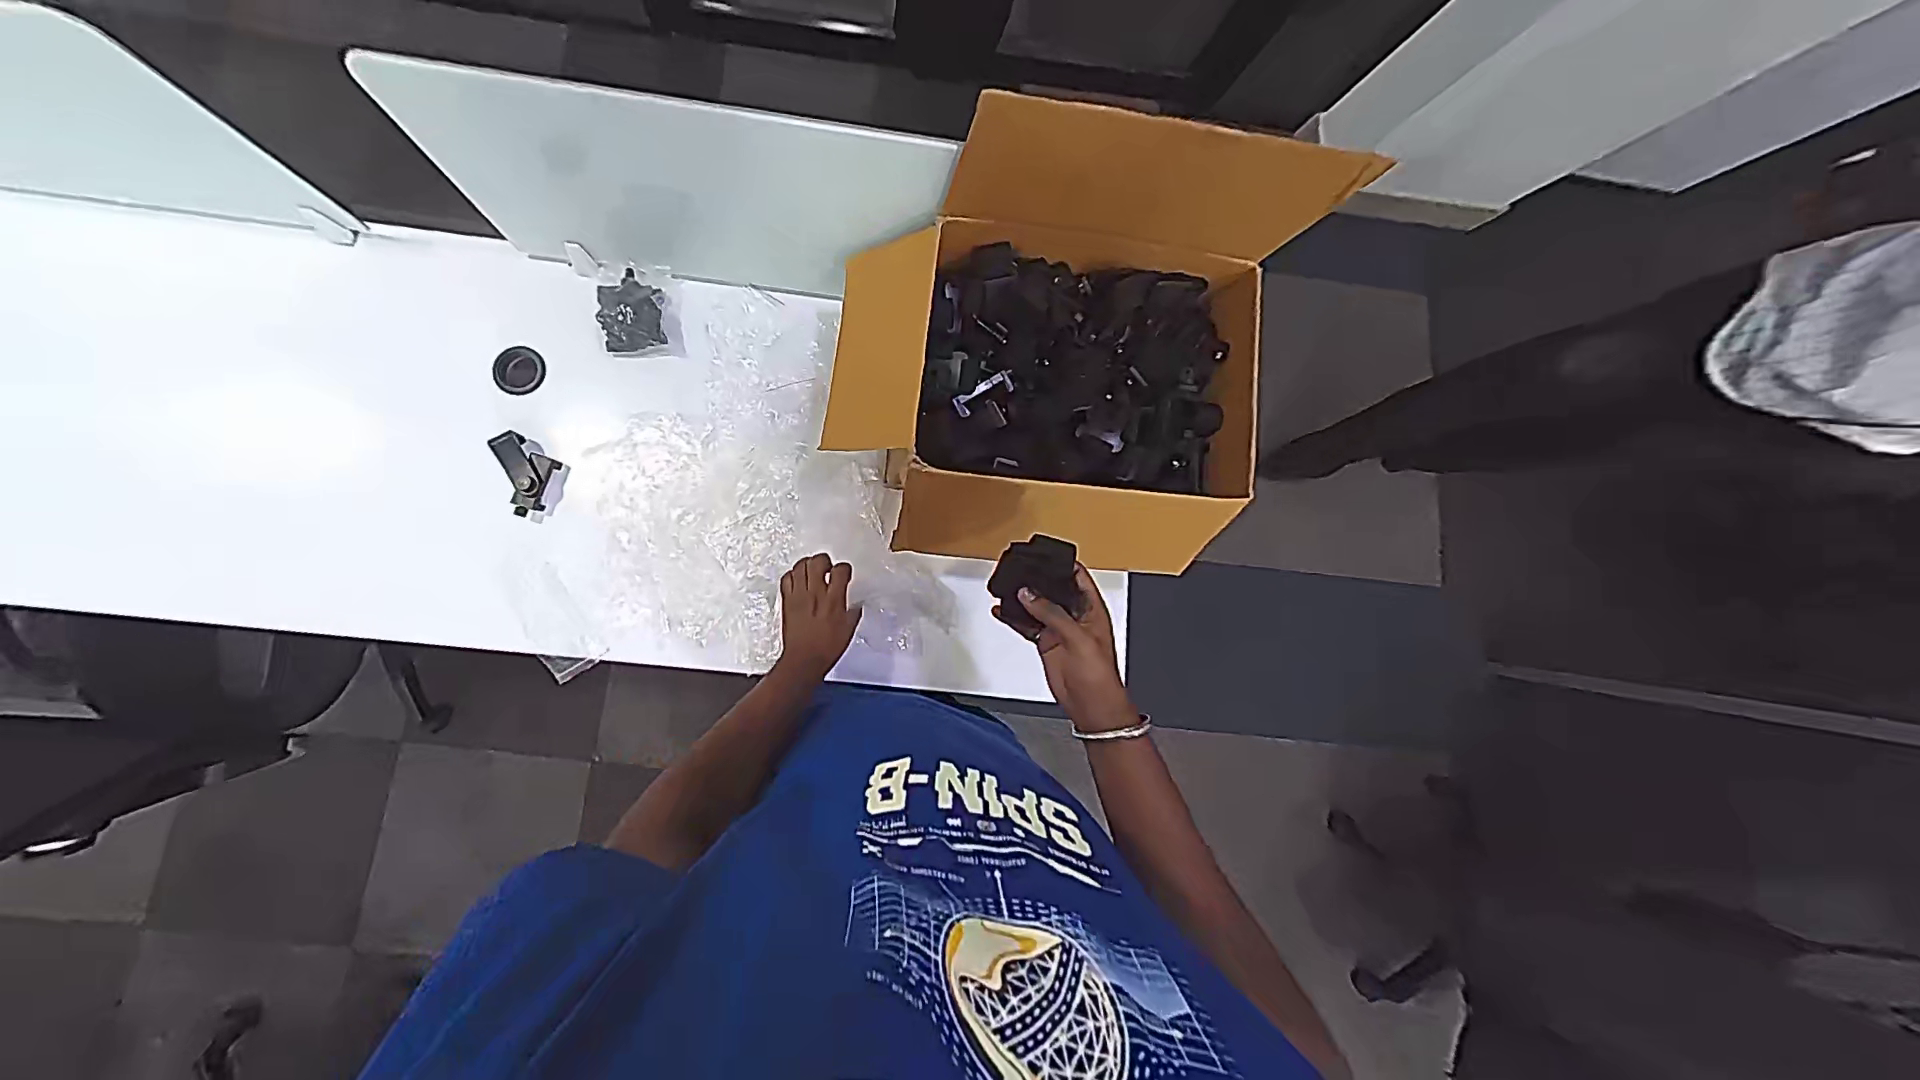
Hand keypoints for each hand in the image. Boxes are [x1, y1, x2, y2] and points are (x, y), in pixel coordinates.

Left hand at [775, 553, 860, 680]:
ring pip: (800, 566)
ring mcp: (799, 596)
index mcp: (834, 600)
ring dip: (808, 565)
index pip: (840, 570)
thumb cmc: (826, 648)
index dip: (844, 568)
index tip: (844, 573)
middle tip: (827, 567)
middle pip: (817, 562)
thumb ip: (852, 612)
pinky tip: (798, 581)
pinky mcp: (787, 601)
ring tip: (812, 571)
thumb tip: (856, 605)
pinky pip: (786, 579)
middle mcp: (816, 594)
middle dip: (824, 560)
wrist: (804, 660)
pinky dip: (792, 575)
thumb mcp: (848, 629)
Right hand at [995, 566, 1135, 731]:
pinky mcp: (1046, 642)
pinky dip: (1014, 618)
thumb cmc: (1100, 675)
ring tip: (1006, 587)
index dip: (1062, 565)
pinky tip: (1002, 610)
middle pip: (1054, 589)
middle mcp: (1075, 616)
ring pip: (1037, 606)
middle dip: (1037, 579)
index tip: (1045, 556)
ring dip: (1022, 598)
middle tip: (1019, 570)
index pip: (1078, 577)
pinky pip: (1027, 625)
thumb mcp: (1078, 637)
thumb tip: (1030, 594)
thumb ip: (1052, 613)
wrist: (1091, 704)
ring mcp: (1059, 629)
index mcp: (1092, 609)